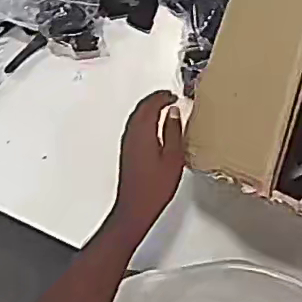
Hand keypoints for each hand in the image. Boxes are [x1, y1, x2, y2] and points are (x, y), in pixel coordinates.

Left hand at [106, 91, 184, 240]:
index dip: (163, 96)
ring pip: (137, 115)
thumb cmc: (154, 187)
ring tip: (165, 108)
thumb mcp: (173, 157)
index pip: (151, 104)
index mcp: (142, 130)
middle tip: (169, 97)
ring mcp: (127, 141)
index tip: (173, 94)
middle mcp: (132, 132)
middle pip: (142, 107)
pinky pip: (135, 124)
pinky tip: (155, 125)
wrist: (135, 207)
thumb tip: (174, 112)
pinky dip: (146, 118)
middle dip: (156, 99)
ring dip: (150, 108)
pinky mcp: (127, 149)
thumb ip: (173, 131)